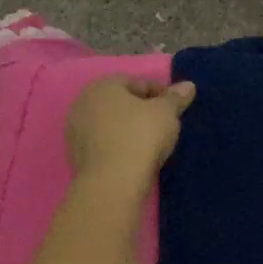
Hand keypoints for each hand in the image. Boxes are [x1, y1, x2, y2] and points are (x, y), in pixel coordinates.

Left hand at [65, 76, 196, 191]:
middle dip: (141, 109)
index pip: (135, 81)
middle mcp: (82, 103)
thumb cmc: (141, 136)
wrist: (112, 181)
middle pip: (119, 101)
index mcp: (102, 87)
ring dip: (128, 127)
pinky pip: (103, 141)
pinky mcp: (75, 154)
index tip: (174, 107)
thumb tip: (187, 86)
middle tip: (163, 122)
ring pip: (109, 122)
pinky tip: (134, 154)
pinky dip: (118, 143)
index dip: (159, 92)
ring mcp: (74, 130)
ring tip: (151, 140)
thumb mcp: (167, 112)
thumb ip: (176, 97)